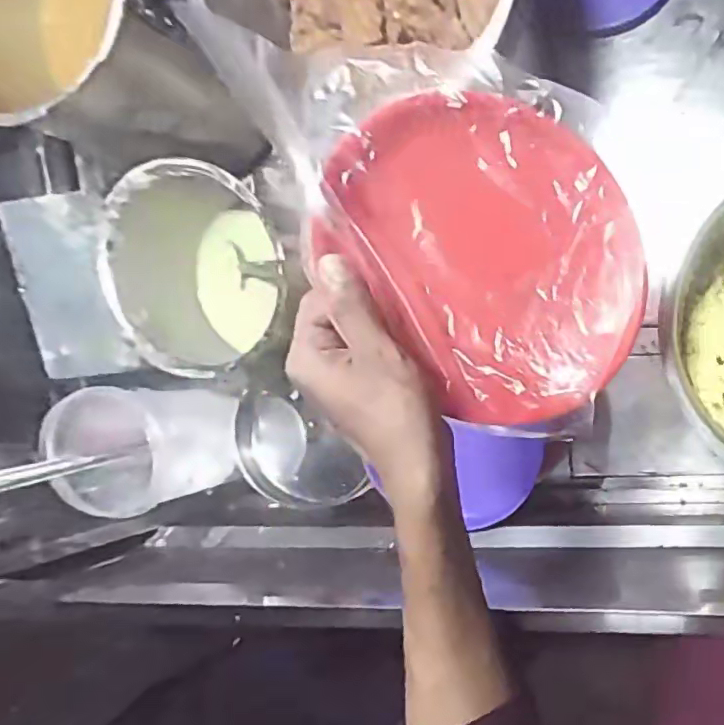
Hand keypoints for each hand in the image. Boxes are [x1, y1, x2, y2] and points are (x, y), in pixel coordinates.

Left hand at [287, 255, 448, 508]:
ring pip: (353, 340)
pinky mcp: (355, 395)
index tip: (390, 302)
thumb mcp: (380, 352)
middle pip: (334, 319)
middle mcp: (310, 368)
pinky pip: (364, 360)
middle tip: (404, 322)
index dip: (354, 295)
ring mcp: (333, 384)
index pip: (318, 300)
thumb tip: (329, 261)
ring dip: (381, 334)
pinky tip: (409, 358)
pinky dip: (386, 353)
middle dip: (369, 315)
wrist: (419, 463)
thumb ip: (354, 308)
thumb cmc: (400, 409)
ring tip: (410, 339)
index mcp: (305, 355)